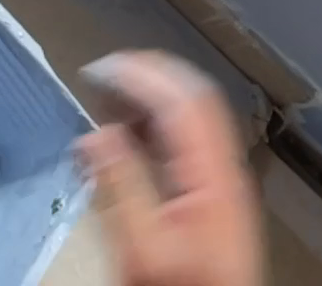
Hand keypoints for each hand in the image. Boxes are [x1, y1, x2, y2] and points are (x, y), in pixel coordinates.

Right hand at [80, 52, 262, 285]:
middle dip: (148, 73)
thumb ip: (122, 186)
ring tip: (110, 94)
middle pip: (194, 94)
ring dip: (152, 91)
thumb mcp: (143, 250)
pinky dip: (157, 115)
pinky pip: (189, 131)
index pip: (184, 100)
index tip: (100, 71)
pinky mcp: (214, 188)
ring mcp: (223, 175)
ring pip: (193, 109)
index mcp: (215, 174)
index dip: (142, 75)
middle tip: (104, 74)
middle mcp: (225, 165)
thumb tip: (96, 133)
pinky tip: (129, 128)